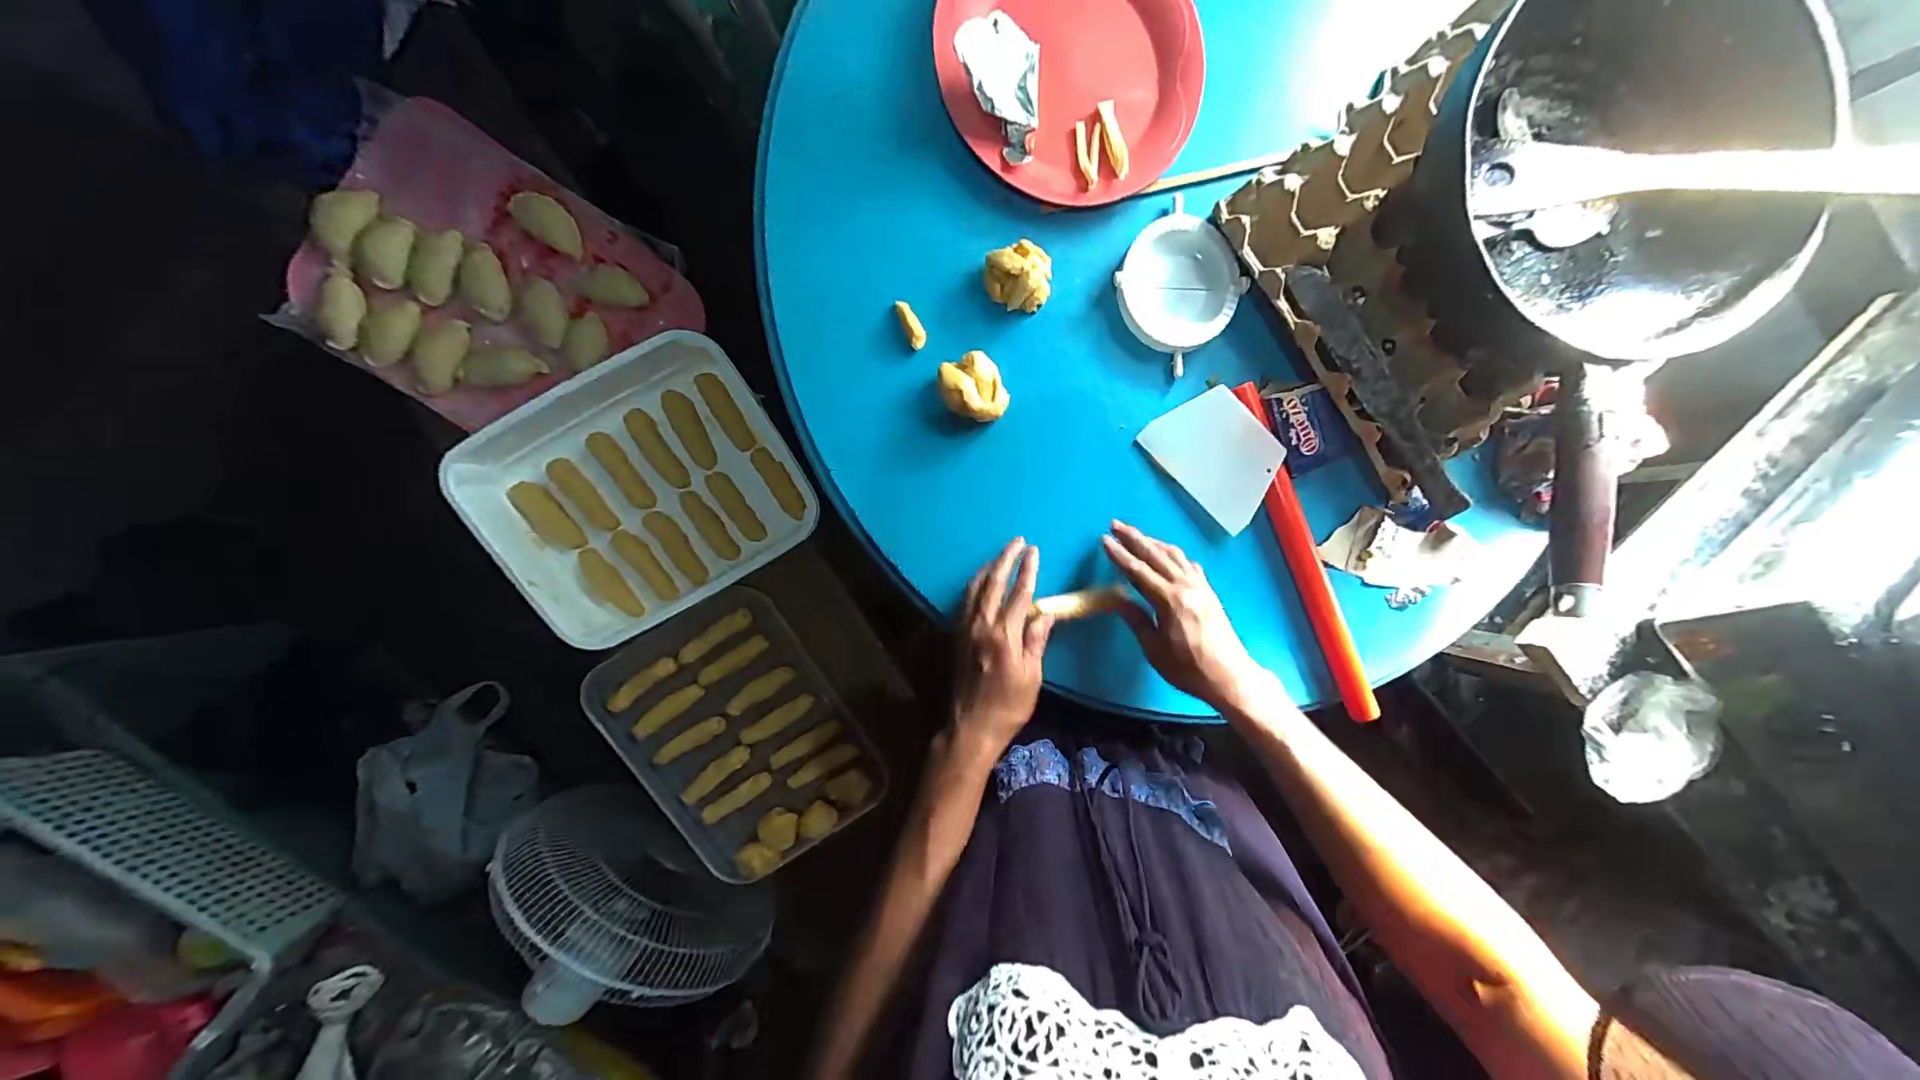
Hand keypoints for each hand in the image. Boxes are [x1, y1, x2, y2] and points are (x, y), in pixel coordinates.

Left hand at [950, 538, 1053, 755]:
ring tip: (1000, 555)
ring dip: (988, 568)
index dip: (1028, 570)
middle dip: (1006, 559)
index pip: (1019, 594)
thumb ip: (1035, 640)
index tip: (1034, 552)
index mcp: (1004, 635)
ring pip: (975, 589)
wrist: (971, 725)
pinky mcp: (956, 636)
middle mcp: (981, 626)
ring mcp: (965, 629)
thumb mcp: (1031, 676)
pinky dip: (975, 585)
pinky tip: (981, 581)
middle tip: (1017, 542)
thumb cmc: (1009, 705)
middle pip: (993, 583)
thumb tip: (1044, 612)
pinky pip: (965, 601)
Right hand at [1102, 521, 1266, 710]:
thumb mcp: (1154, 648)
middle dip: (1134, 538)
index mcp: (1169, 600)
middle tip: (1116, 525)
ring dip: (1154, 542)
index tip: (1104, 540)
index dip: (1119, 555)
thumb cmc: (1188, 668)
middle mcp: (1186, 587)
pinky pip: (1190, 566)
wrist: (1229, 676)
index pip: (1138, 571)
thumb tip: (1117, 599)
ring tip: (1138, 535)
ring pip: (1175, 556)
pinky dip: (1175, 556)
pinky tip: (1170, 555)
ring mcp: (1201, 588)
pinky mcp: (1209, 593)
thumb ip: (1136, 619)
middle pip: (1156, 555)